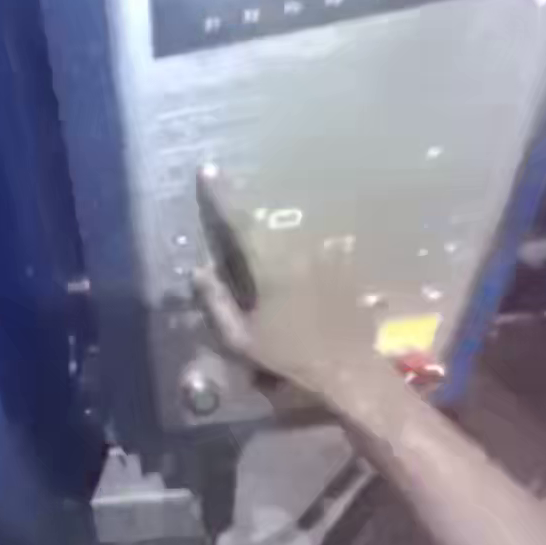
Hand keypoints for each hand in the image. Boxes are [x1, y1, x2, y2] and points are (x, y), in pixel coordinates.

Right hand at [190, 167, 387, 402]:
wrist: (346, 373)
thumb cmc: (287, 360)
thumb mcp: (240, 340)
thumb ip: (216, 302)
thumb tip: (199, 270)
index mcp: (271, 266)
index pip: (240, 222)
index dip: (221, 196)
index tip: (208, 170)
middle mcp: (300, 253)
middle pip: (267, 224)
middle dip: (245, 216)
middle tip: (229, 208)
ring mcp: (326, 259)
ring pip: (292, 236)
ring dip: (274, 235)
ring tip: (262, 245)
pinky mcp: (343, 271)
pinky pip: (315, 250)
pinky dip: (300, 252)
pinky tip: (296, 270)